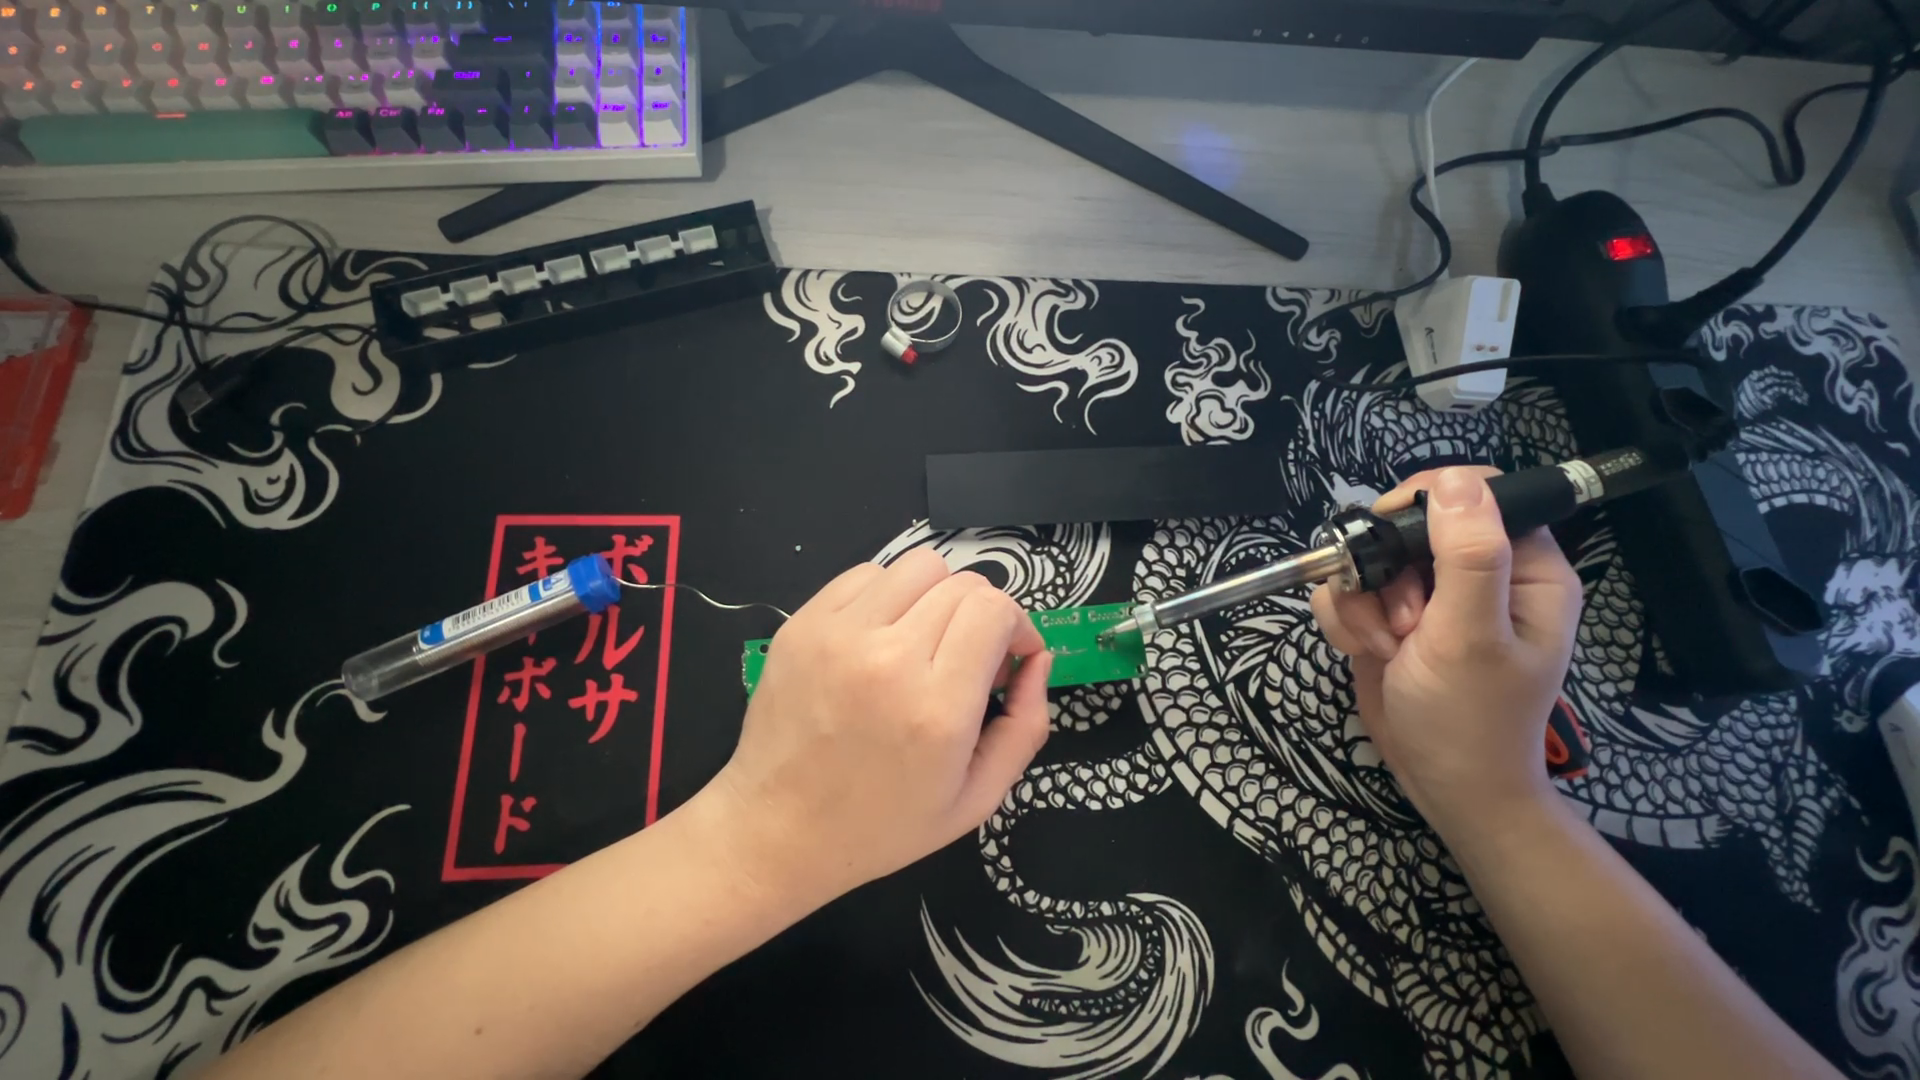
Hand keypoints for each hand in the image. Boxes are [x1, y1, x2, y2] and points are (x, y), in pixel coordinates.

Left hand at [701, 549, 1052, 906]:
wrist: (776, 830)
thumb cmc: (882, 826)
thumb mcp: (977, 798)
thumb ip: (1026, 726)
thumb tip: (1037, 658)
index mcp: (937, 708)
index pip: (994, 609)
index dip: (1016, 625)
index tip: (1008, 658)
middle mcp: (888, 658)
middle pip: (963, 584)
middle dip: (982, 615)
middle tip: (968, 660)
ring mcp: (838, 634)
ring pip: (918, 567)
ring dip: (936, 598)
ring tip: (923, 643)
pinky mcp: (803, 624)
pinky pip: (867, 575)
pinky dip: (888, 597)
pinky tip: (880, 639)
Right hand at [1310, 467, 1583, 836]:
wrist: (1439, 781)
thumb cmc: (1470, 715)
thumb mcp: (1471, 635)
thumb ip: (1468, 556)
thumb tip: (1454, 479)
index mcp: (1522, 569)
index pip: (1477, 495)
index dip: (1428, 502)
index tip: (1392, 532)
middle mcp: (1475, 574)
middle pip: (1407, 526)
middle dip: (1386, 570)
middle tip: (1406, 620)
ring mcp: (1426, 596)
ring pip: (1366, 559)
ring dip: (1362, 604)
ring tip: (1389, 647)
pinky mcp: (1386, 616)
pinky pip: (1345, 592)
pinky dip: (1345, 622)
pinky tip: (1368, 653)